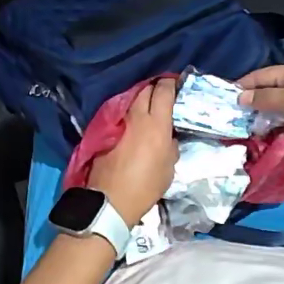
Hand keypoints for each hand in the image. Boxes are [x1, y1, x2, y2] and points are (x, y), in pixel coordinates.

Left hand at [89, 77, 178, 225]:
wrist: (111, 199)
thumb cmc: (146, 186)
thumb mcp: (169, 168)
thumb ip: (171, 146)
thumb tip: (169, 137)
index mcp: (156, 124)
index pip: (164, 91)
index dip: (171, 84)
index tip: (177, 85)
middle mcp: (137, 117)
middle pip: (145, 89)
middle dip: (155, 88)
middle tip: (163, 95)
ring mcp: (119, 123)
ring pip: (131, 99)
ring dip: (141, 98)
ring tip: (149, 106)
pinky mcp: (106, 131)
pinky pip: (121, 113)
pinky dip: (129, 112)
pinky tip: (134, 121)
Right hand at [238, 61, 283, 158]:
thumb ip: (266, 99)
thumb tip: (240, 97)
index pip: (262, 75)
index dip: (243, 86)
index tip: (222, 100)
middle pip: (270, 93)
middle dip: (252, 106)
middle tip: (231, 122)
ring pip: (280, 112)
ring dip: (264, 122)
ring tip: (244, 134)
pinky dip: (278, 132)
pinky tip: (266, 142)